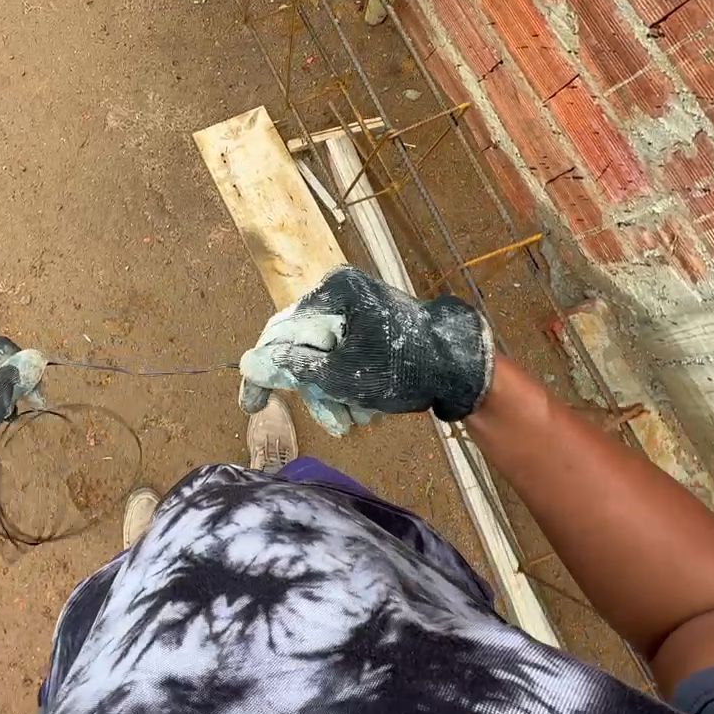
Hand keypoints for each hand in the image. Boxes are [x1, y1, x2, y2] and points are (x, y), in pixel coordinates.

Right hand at [237, 266, 493, 434]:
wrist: (462, 368)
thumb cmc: (404, 367)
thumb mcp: (345, 374)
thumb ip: (298, 367)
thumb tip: (257, 362)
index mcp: (332, 294)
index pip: (282, 331)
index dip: (264, 368)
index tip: (251, 403)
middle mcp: (339, 296)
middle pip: (302, 347)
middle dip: (314, 389)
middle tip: (333, 420)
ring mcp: (355, 312)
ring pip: (322, 358)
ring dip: (334, 393)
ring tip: (357, 418)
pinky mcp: (367, 329)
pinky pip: (341, 358)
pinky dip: (349, 385)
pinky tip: (366, 406)